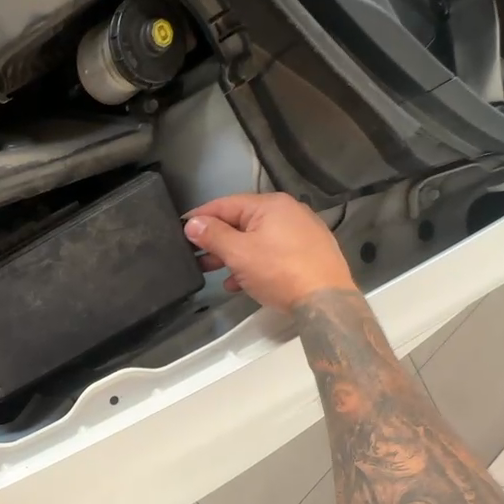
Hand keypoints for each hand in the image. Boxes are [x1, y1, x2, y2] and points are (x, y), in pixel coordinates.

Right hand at [184, 193, 356, 311]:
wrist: (324, 299)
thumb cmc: (278, 271)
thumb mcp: (238, 253)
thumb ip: (213, 236)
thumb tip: (192, 223)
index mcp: (270, 205)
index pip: (225, 204)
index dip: (199, 216)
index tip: (179, 229)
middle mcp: (287, 212)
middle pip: (240, 222)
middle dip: (215, 240)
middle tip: (193, 256)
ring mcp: (300, 232)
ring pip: (255, 239)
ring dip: (231, 254)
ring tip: (211, 271)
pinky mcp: (307, 252)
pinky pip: (270, 252)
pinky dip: (251, 263)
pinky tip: (238, 282)